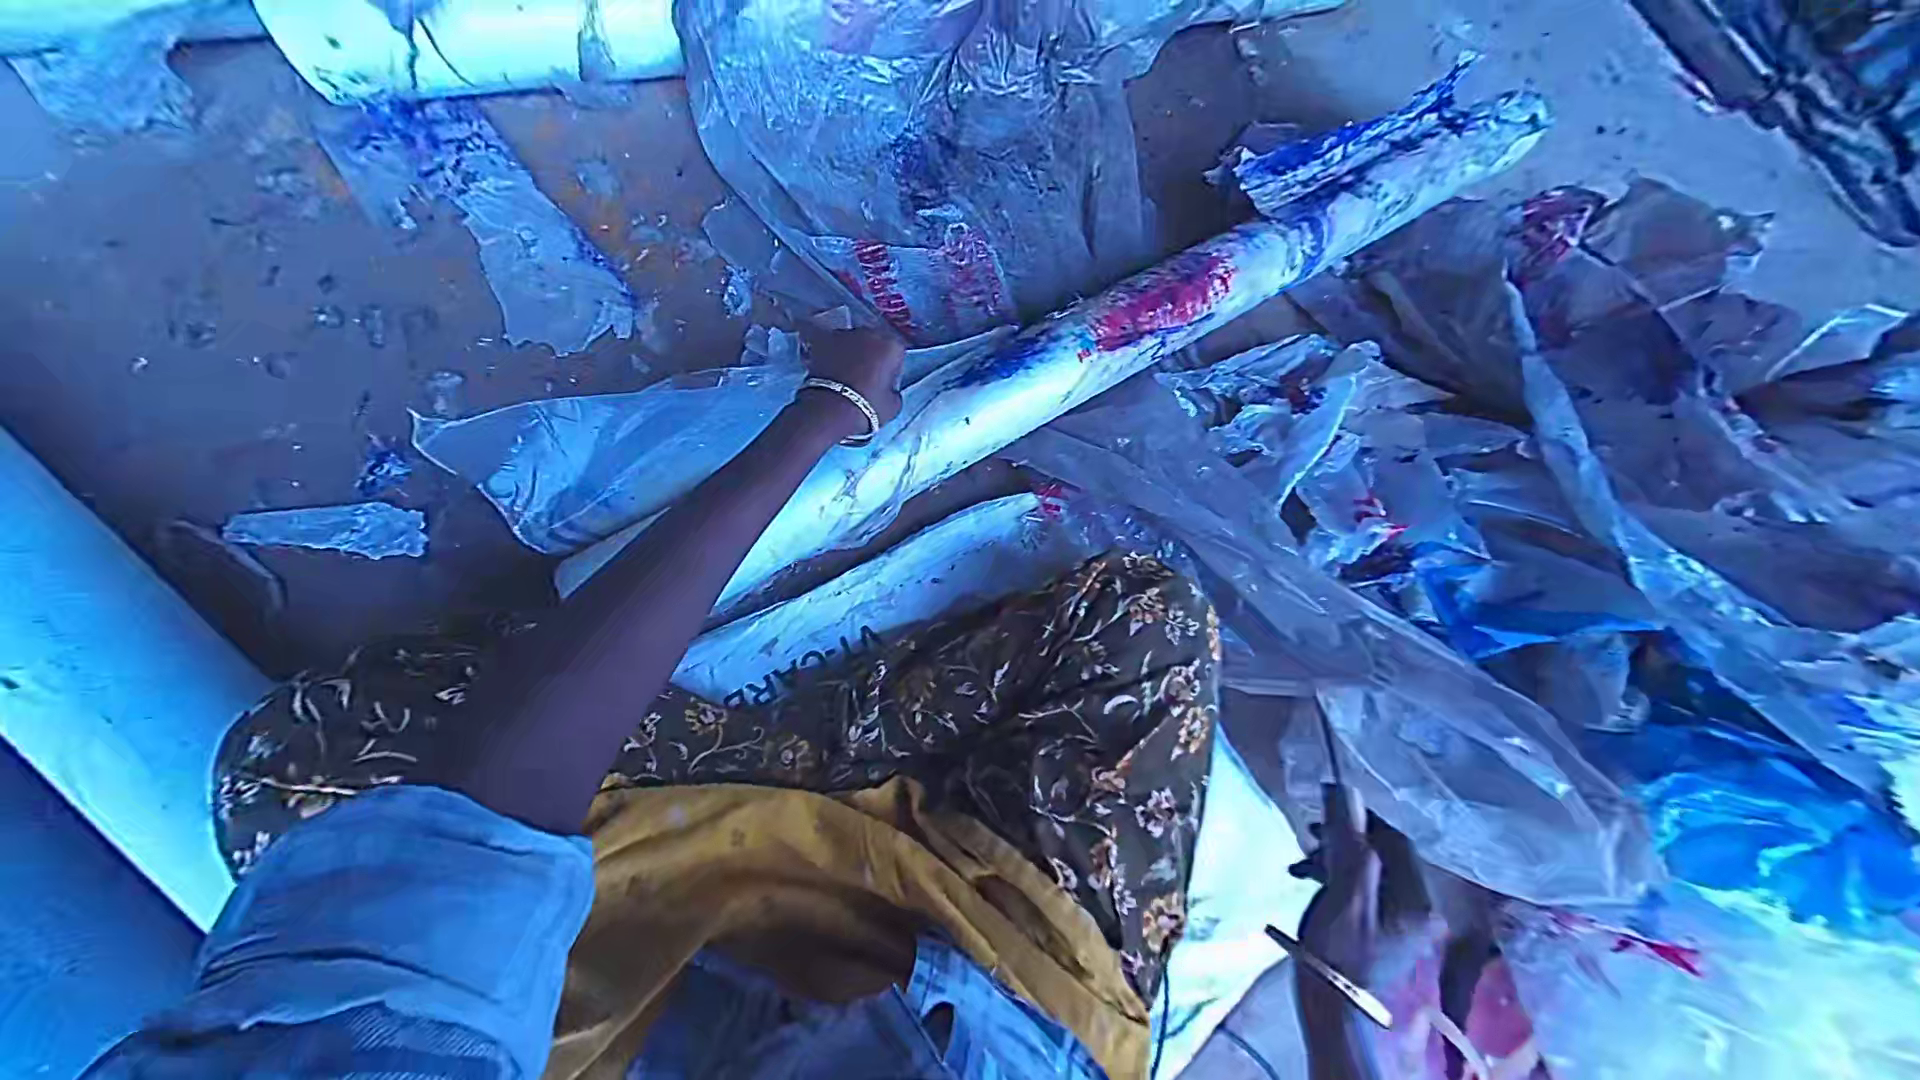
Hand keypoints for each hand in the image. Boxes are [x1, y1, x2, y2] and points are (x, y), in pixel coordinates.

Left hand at [797, 326, 904, 439]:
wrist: (831, 410)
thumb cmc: (868, 408)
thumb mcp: (894, 404)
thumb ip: (893, 389)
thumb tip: (887, 387)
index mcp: (892, 345)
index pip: (897, 351)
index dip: (893, 366)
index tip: (887, 379)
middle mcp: (869, 332)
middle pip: (874, 341)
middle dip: (872, 355)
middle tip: (867, 376)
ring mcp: (844, 334)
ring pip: (853, 341)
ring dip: (852, 352)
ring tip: (846, 374)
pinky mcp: (821, 340)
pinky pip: (833, 346)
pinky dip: (833, 354)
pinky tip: (831, 370)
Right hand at [1295, 783, 1430, 995]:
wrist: (1332, 1005)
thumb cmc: (1339, 950)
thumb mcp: (1344, 894)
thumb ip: (1351, 845)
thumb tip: (1347, 793)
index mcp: (1418, 901)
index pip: (1396, 840)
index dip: (1361, 817)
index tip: (1324, 804)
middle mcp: (1419, 907)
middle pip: (1383, 852)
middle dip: (1344, 838)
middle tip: (1309, 834)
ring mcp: (1402, 919)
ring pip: (1369, 867)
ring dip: (1334, 855)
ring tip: (1303, 861)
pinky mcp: (1382, 925)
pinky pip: (1362, 885)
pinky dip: (1335, 874)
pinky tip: (1309, 877)